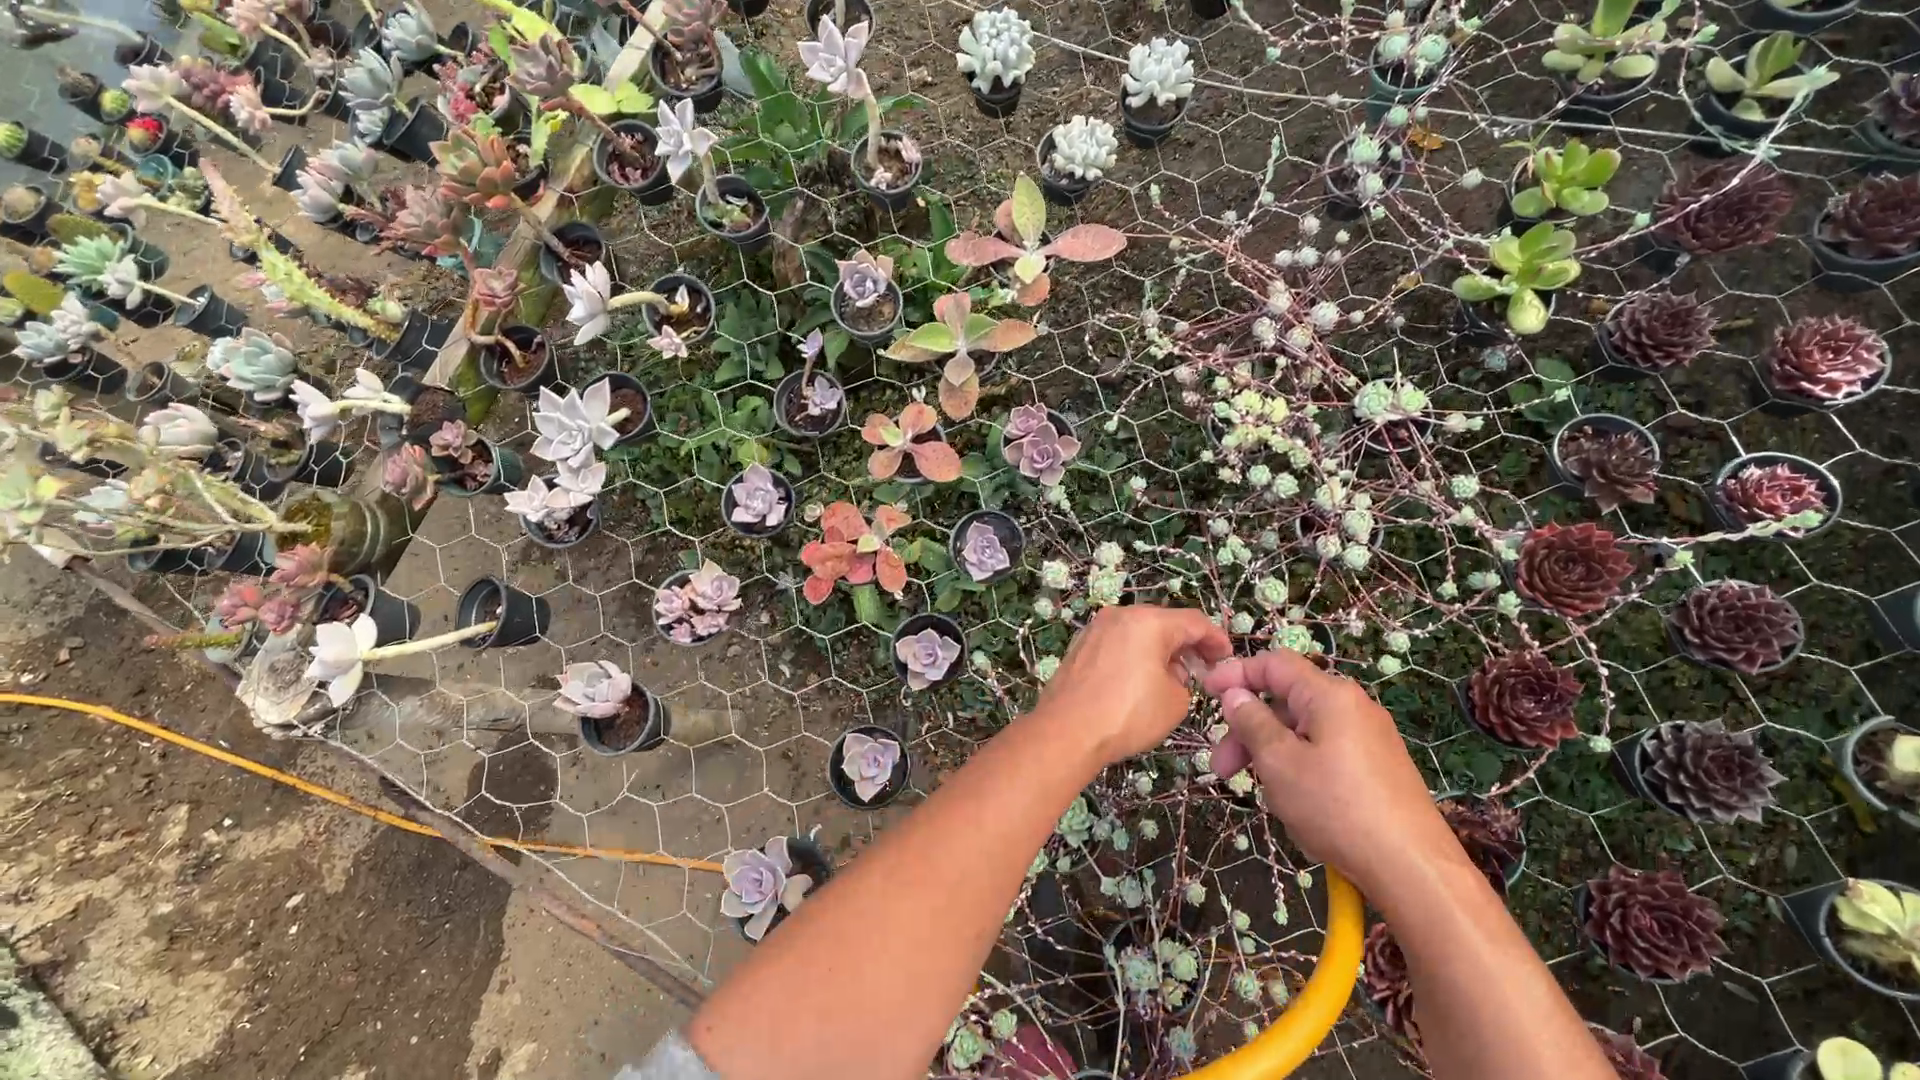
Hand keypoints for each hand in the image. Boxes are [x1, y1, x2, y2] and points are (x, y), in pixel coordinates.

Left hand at [1034, 605, 1230, 765]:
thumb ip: (1183, 679)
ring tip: (1171, 679)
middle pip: (1163, 623)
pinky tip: (1138, 681)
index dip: (1215, 639)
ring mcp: (1095, 629)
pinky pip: (1117, 644)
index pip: (1193, 622)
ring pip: (1138, 633)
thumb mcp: (1175, 701)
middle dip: (1186, 644)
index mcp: (1148, 622)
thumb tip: (1171, 671)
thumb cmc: (1128, 714)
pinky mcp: (1080, 647)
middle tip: (1201, 669)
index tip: (1226, 657)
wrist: (1067, 731)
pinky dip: (1134, 655)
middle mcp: (1120, 616)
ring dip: (1159, 650)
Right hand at [1201, 649, 1464, 901]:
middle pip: (1287, 700)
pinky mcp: (1377, 767)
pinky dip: (1297, 765)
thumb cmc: (1336, 808)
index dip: (1236, 673)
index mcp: (1330, 695)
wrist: (1412, 867)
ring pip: (1304, 730)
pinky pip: (1325, 751)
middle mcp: (1353, 707)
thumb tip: (1235, 694)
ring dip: (1269, 751)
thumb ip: (1252, 722)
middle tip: (1222, 768)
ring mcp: (1369, 738)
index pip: (1274, 664)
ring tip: (1258, 792)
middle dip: (1248, 728)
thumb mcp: (1279, 763)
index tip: (1205, 693)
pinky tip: (1292, 800)